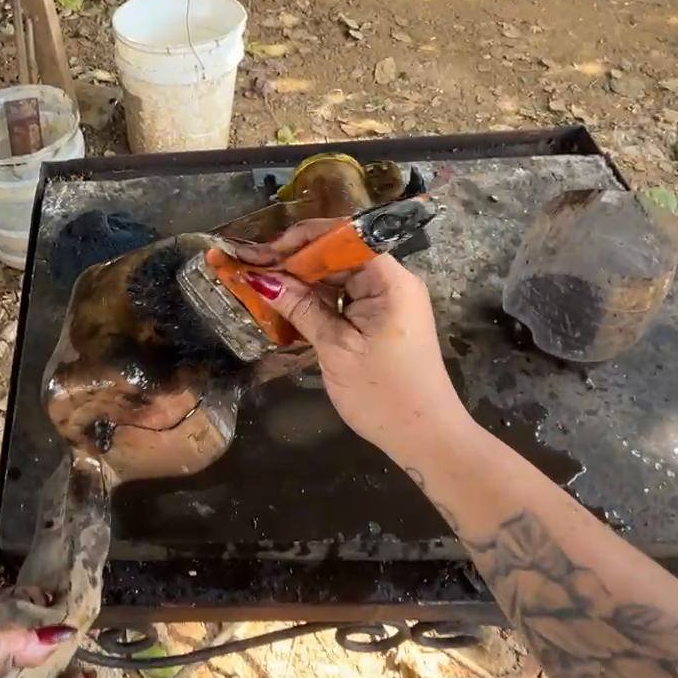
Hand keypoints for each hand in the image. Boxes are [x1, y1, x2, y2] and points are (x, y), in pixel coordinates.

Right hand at [233, 220, 474, 463]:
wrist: (427, 439)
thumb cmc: (384, 394)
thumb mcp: (335, 348)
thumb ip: (300, 308)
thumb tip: (260, 278)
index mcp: (389, 280)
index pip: (342, 239)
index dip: (300, 241)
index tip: (262, 253)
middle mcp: (389, 282)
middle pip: (336, 255)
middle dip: (292, 260)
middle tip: (250, 268)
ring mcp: (384, 301)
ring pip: (334, 276)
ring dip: (298, 281)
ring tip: (258, 282)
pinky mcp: (377, 319)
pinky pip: (339, 297)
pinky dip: (312, 300)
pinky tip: (282, 303)